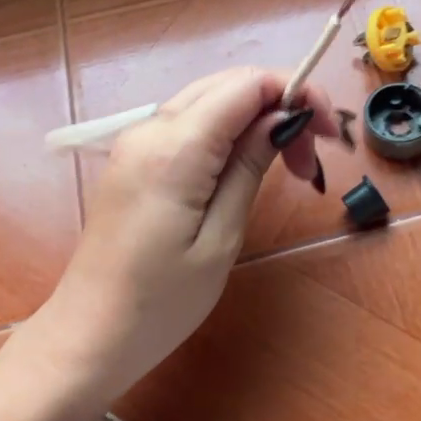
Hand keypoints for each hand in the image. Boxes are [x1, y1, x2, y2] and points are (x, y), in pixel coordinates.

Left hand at [37, 67, 336, 398]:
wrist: (89, 336)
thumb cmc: (161, 302)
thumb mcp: (221, 238)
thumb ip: (249, 167)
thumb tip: (282, 118)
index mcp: (175, 147)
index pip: (247, 83)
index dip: (297, 92)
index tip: (330, 133)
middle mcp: (151, 129)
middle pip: (230, 83)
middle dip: (281, 105)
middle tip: (311, 159)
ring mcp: (137, 141)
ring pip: (211, 99)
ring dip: (257, 117)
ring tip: (289, 165)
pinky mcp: (134, 159)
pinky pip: (190, 122)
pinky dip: (229, 130)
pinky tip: (248, 164)